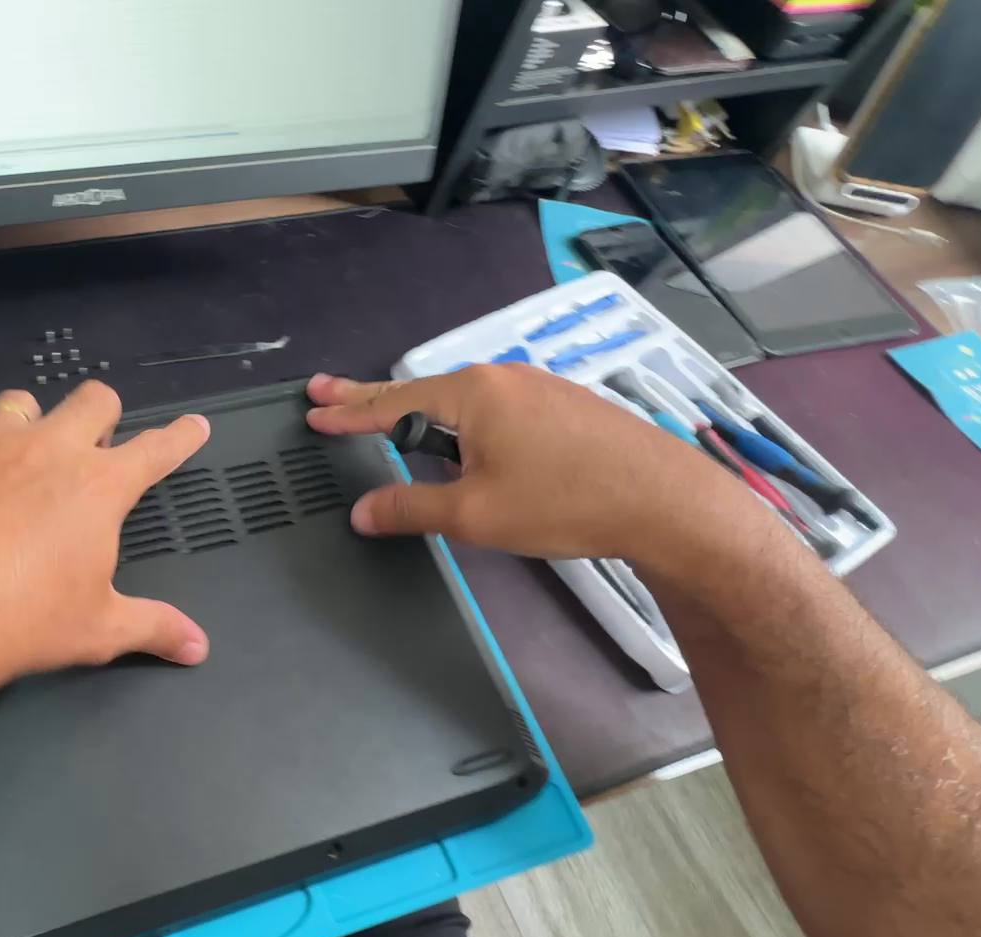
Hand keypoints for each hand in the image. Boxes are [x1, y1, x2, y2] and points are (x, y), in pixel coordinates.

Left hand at [0, 381, 211, 690]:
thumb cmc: (21, 622)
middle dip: (105, 416)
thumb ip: (156, 628)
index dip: (181, 436)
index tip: (192, 426)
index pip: (156, 449)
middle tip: (97, 449)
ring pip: (25, 403)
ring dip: (36, 424)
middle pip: (94, 399)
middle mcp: (48, 451)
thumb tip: (197, 646)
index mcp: (97, 487)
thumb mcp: (98, 631)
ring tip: (26, 459)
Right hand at [304, 367, 774, 567]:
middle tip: (326, 391)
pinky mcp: (562, 407)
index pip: (391, 402)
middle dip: (369, 398)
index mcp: (472, 395)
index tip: (313, 408)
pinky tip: (460, 441)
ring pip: (459, 401)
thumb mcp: (473, 513)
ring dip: (416, 413)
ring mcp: (536, 389)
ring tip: (385, 424)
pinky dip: (457, 422)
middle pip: (420, 392)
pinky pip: (491, 409)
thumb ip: (409, 507)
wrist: (667, 503)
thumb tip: (362, 511)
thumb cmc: (562, 502)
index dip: (348, 411)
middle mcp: (500, 379)